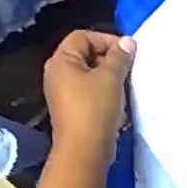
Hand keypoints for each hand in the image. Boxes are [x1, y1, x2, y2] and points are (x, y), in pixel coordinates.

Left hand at [43, 30, 133, 163]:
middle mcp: (58, 75)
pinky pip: (90, 94)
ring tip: (125, 86)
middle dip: (109, 59)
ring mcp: (64, 94)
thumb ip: (120, 57)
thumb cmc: (95, 108)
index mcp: (61, 61)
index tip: (127, 52)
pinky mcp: (73, 110)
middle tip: (129, 68)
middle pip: (85, 55)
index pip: (82, 37)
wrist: (85, 151)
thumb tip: (128, 41)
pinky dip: (105, 94)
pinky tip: (119, 104)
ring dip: (110, 79)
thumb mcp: (110, 78)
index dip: (106, 39)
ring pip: (90, 76)